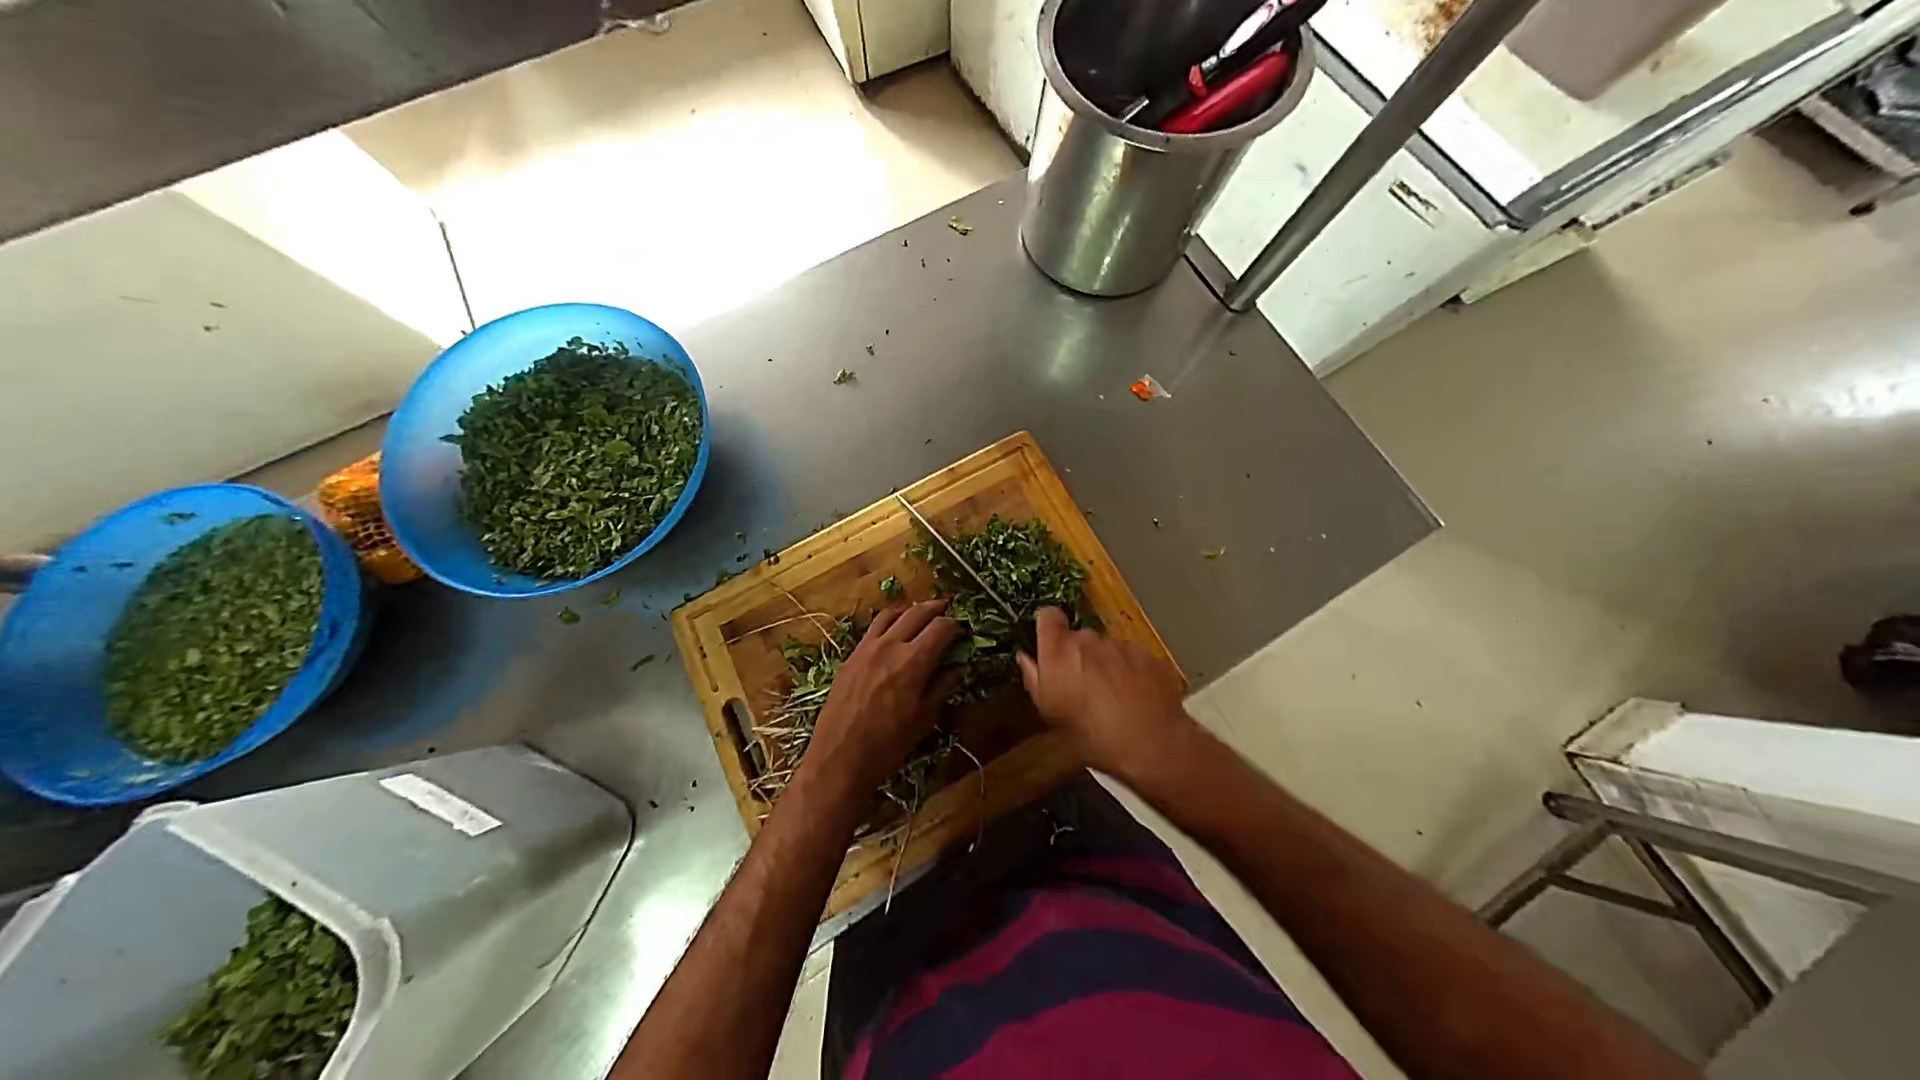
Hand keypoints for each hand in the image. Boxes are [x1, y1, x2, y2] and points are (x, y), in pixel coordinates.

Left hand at [802, 600, 959, 795]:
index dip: (955, 626)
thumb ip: (942, 686)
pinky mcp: (851, 656)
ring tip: (920, 615)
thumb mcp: (924, 718)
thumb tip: (957, 667)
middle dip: (936, 609)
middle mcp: (890, 646)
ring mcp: (867, 648)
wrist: (840, 757)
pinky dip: (888, 622)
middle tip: (947, 611)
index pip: (941, 628)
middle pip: (917, 613)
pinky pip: (873, 628)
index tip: (962, 631)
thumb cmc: (889, 744)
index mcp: (914, 661)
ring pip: (892, 614)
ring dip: (910, 611)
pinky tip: (893, 632)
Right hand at [1017, 607, 1194, 782]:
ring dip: (1106, 665)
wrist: (1151, 744)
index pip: (1047, 616)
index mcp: (1059, 652)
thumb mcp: (1051, 715)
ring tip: (1113, 698)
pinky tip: (1135, 699)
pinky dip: (1131, 672)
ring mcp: (1121, 646)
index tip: (1050, 643)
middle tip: (1083, 687)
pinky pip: (1132, 658)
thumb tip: (1026, 659)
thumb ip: (1034, 679)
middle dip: (1079, 657)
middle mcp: (1089, 640)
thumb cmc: (1092, 736)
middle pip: (1079, 638)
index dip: (1049, 626)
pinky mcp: (1148, 655)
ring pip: (1107, 649)